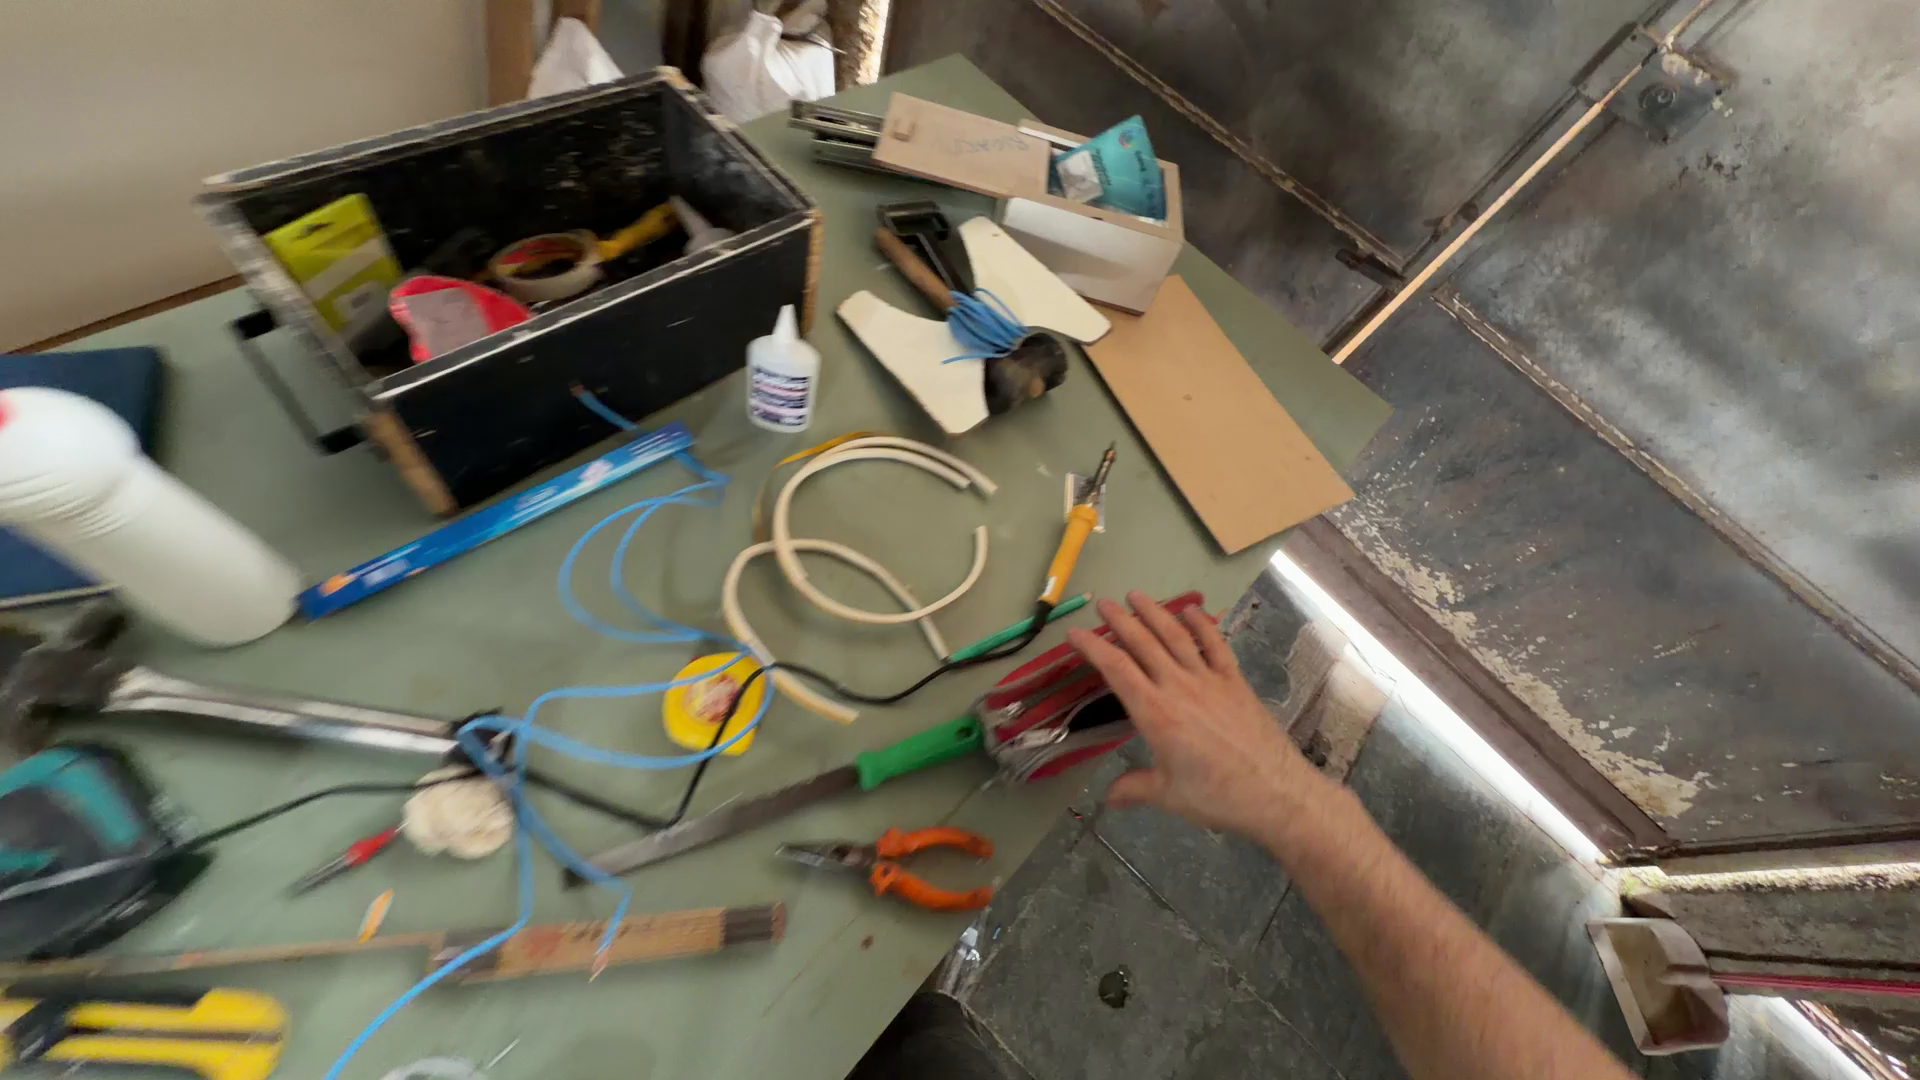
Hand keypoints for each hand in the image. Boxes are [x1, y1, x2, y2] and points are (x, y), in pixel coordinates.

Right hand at [1067, 591, 1321, 835]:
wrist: (1278, 793)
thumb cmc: (1219, 797)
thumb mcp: (1169, 796)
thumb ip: (1134, 789)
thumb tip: (1106, 797)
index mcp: (1155, 713)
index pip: (1116, 670)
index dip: (1093, 648)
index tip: (1074, 634)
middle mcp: (1178, 687)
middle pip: (1143, 644)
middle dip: (1120, 621)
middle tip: (1102, 603)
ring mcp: (1209, 680)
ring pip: (1176, 637)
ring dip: (1154, 613)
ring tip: (1136, 595)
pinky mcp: (1235, 682)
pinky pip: (1216, 646)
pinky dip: (1202, 625)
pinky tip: (1192, 610)